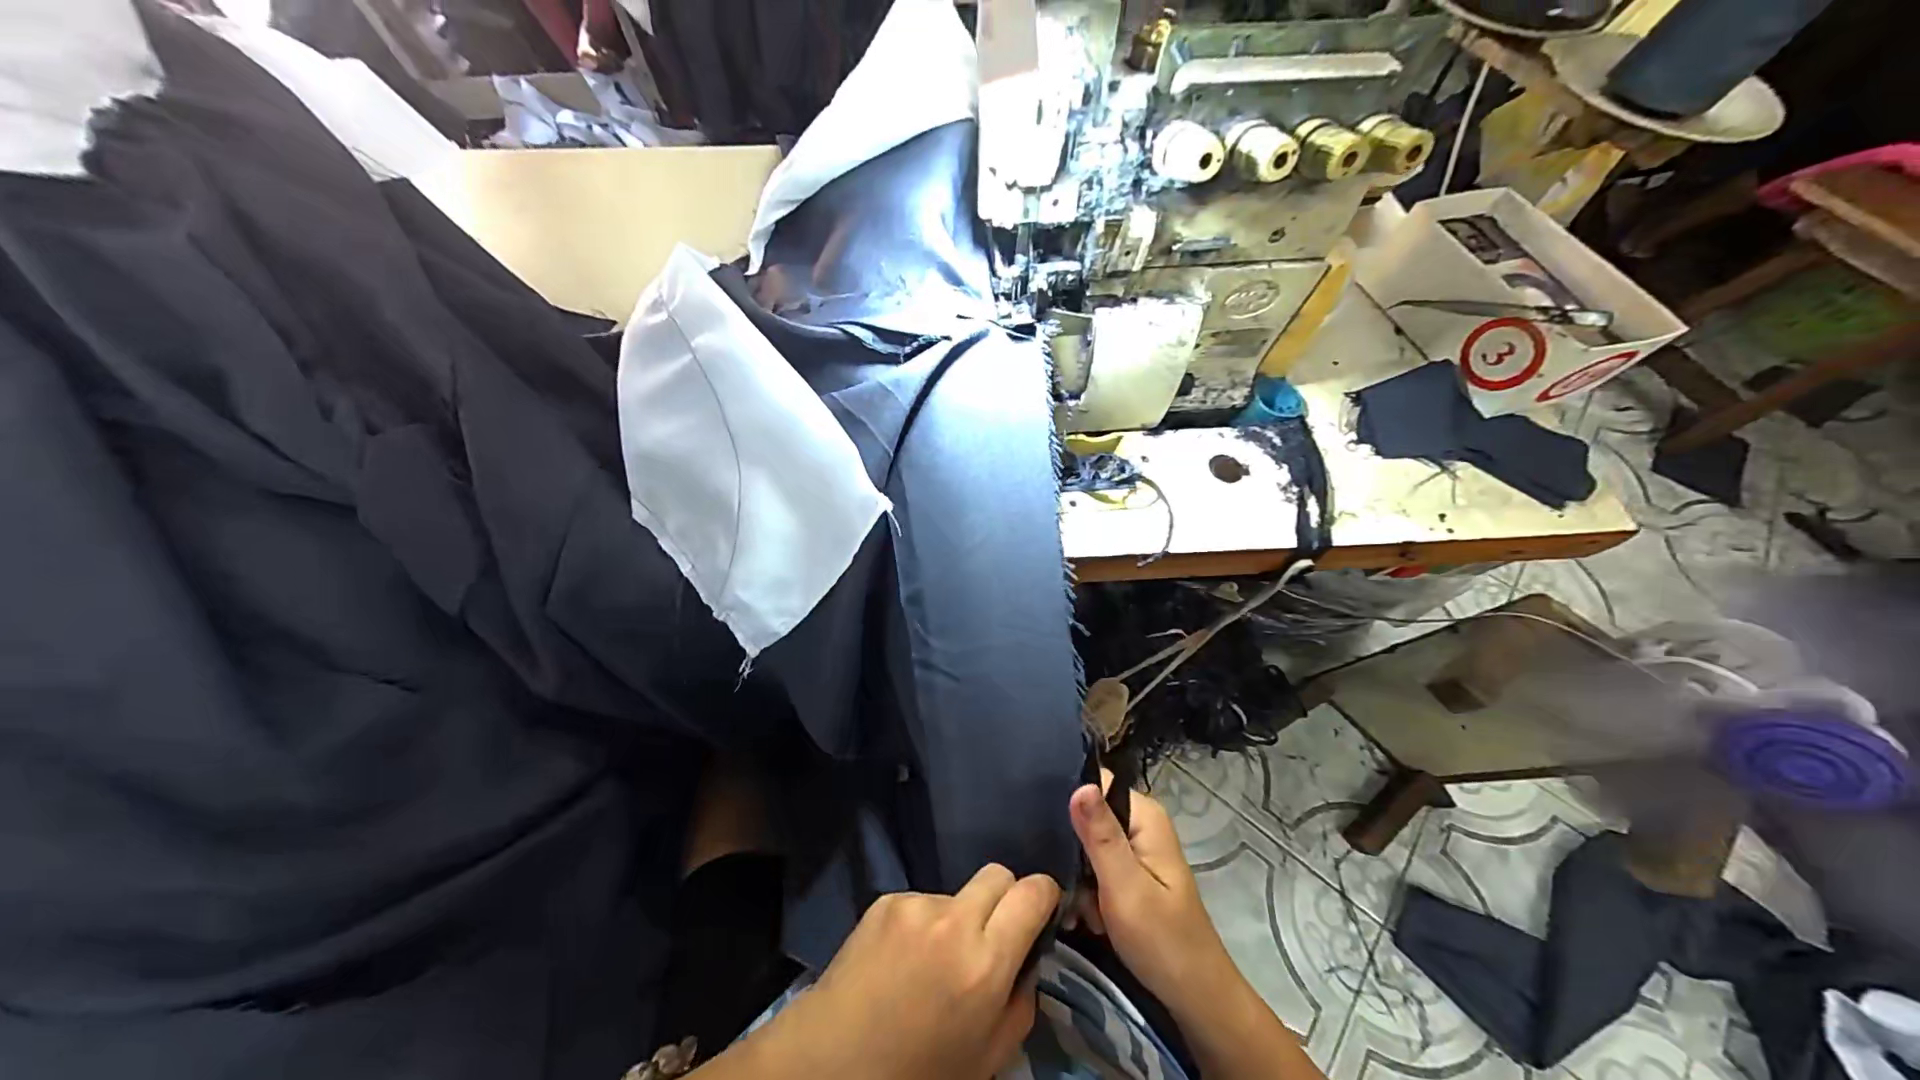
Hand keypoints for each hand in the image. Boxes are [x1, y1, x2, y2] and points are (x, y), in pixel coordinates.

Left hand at [712, 864, 1060, 1079]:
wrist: (835, 1062)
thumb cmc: (921, 1070)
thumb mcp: (992, 1054)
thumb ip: (1022, 998)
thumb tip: (1028, 955)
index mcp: (986, 962)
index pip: (1033, 892)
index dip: (1044, 895)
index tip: (1041, 910)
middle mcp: (954, 920)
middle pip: (999, 874)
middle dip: (1004, 897)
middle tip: (991, 933)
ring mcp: (916, 905)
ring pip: (958, 891)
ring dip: (958, 915)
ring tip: (933, 959)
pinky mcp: (886, 900)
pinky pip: (922, 901)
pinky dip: (923, 922)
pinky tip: (903, 958)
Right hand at [1067, 775, 1239, 1013]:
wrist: (1194, 996)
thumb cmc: (1161, 941)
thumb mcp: (1125, 887)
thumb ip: (1100, 836)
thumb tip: (1079, 785)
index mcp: (1144, 815)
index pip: (1094, 782)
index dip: (1067, 798)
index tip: (1044, 827)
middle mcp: (1140, 823)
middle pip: (1087, 814)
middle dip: (1070, 847)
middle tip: (1069, 884)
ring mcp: (1135, 849)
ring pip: (1085, 844)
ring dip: (1077, 876)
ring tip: (1080, 908)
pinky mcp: (1128, 873)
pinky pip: (1094, 867)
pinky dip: (1086, 890)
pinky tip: (1086, 915)